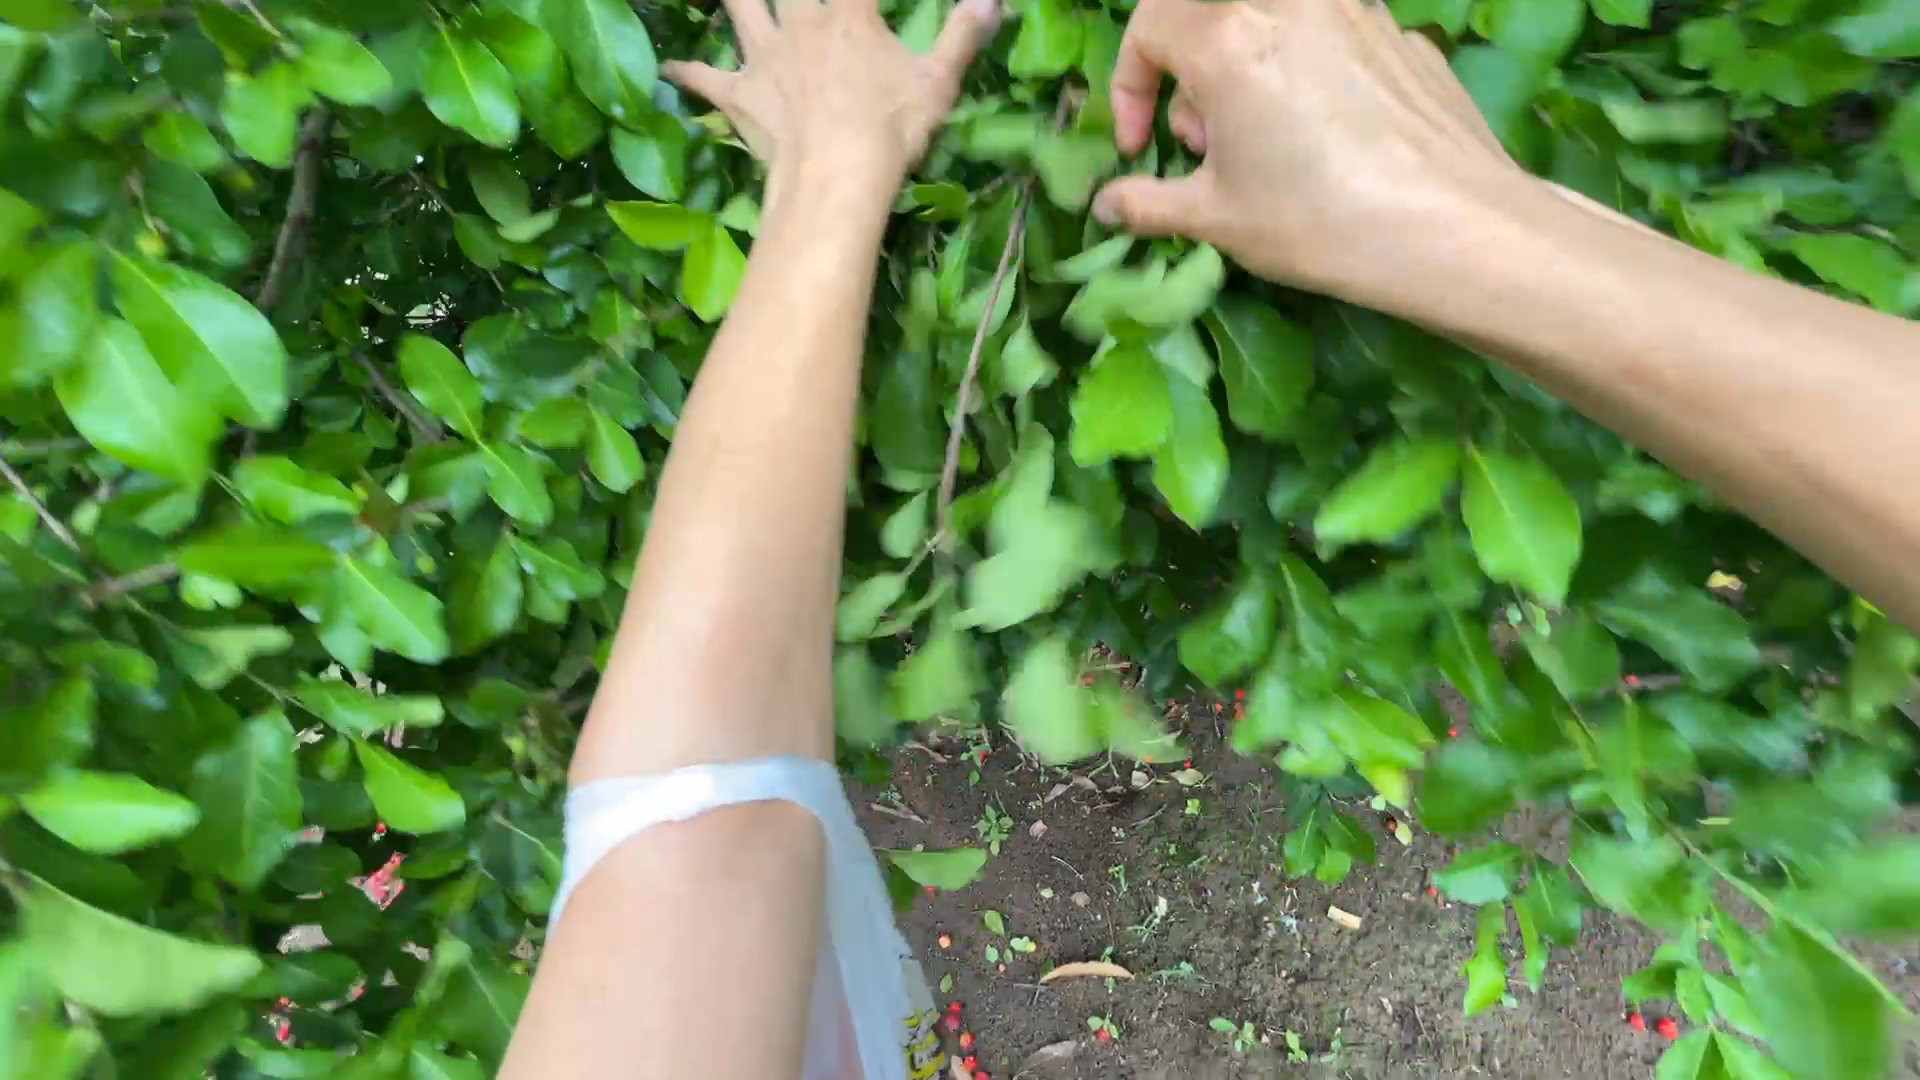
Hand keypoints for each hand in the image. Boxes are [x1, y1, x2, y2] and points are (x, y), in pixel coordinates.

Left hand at [665, 0, 1000, 198]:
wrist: (838, 180)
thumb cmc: (890, 131)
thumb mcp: (937, 84)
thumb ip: (962, 36)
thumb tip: (994, 0)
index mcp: (847, 14)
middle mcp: (800, 23)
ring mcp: (766, 58)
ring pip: (739, 6)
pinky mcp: (743, 97)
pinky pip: (708, 79)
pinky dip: (688, 73)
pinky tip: (671, 68)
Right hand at [1092, 0, 1520, 303]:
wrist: (1444, 225)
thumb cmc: (1311, 219)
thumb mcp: (1213, 218)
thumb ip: (1146, 202)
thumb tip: (1106, 203)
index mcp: (1230, 38)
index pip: (1149, 25)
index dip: (1129, 87)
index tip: (1142, 148)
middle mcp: (1289, 1)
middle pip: (1205, 12)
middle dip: (1184, 75)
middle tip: (1203, 145)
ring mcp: (1351, 6)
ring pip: (1264, 18)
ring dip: (1238, 70)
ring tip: (1258, 143)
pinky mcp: (1394, 30)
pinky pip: (1320, 32)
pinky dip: (1294, 69)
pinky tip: (1317, 135)